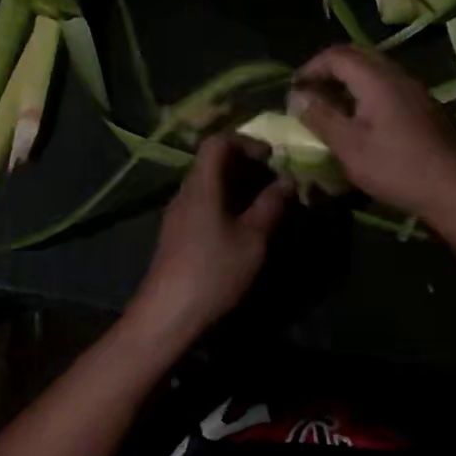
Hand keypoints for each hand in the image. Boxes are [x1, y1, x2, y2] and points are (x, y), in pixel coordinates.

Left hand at [128, 135, 293, 339]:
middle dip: (246, 165)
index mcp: (201, 185)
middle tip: (274, 181)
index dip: (246, 141)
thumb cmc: (213, 271)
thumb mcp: (252, 239)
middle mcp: (185, 193)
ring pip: (208, 185)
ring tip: (264, 205)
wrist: (168, 313)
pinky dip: (226, 205)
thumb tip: (288, 181)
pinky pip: (203, 205)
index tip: (271, 158)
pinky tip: (243, 228)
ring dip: (237, 187)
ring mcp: (178, 215)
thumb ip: (271, 206)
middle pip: (212, 163)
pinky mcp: (177, 235)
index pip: (217, 142)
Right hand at [291, 45, 455, 222]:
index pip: (336, 55)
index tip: (294, 90)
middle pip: (357, 57)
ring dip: (348, 84)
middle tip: (310, 95)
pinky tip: (360, 122)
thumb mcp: (349, 146)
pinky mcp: (424, 108)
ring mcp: (415, 90)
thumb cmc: (396, 167)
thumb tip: (296, 96)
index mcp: (377, 79)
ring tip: (330, 110)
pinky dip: (366, 95)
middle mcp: (398, 75)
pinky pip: (388, 88)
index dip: (310, 68)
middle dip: (328, 72)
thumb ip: (321, 117)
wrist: (455, 189)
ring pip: (374, 72)